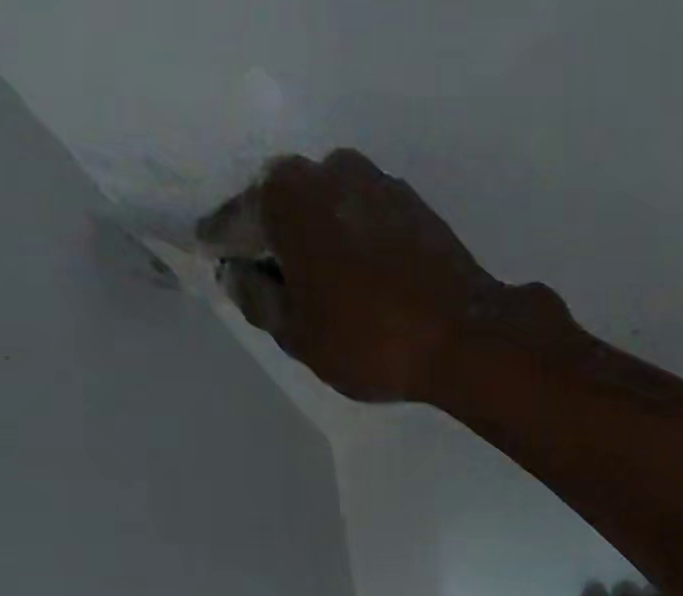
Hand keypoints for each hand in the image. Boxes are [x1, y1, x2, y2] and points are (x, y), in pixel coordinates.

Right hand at [197, 148, 523, 402]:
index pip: (236, 220)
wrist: (465, 338)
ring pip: (327, 210)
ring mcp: (379, 183)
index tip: (217, 262)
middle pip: (283, 206)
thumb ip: (256, 299)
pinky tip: (356, 278)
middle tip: (270, 283)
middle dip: (272, 240)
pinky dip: (351, 242)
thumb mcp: (297, 333)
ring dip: (315, 240)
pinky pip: (363, 220)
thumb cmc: (368, 338)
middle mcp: (331, 170)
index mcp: (287, 194)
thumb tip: (239, 276)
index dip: (224, 247)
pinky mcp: (415, 207)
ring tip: (318, 287)